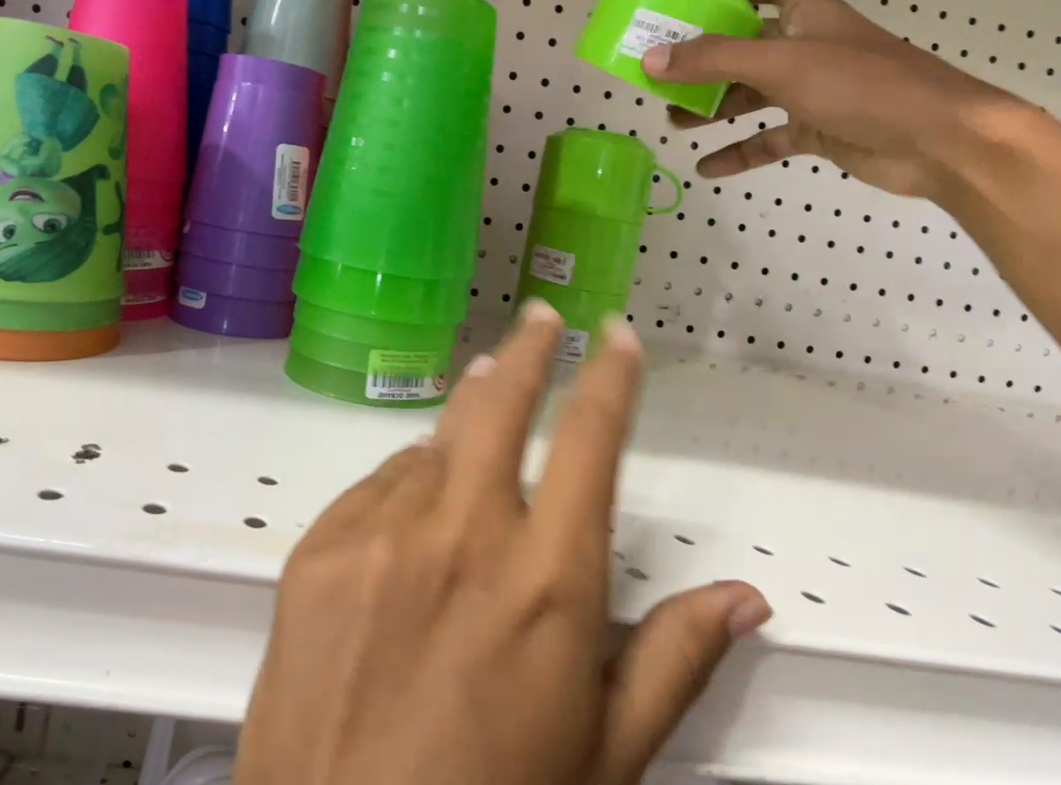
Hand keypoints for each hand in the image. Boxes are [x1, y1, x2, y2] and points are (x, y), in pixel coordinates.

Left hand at [237, 303, 771, 784]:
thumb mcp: (601, 753)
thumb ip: (673, 662)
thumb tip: (743, 599)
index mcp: (548, 582)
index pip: (593, 443)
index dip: (610, 379)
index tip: (616, 338)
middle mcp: (464, 536)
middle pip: (501, 406)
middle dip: (528, 351)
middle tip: (541, 319)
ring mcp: (381, 536)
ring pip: (434, 442)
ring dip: (465, 412)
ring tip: (484, 386)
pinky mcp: (317, 552)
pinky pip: (374, 486)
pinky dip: (404, 476)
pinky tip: (415, 493)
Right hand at [643, 0, 1027, 199]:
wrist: (938, 140)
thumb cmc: (861, 84)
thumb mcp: (780, 64)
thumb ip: (713, 60)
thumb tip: (650, 59)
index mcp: (808, 14)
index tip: (693, 0)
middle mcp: (809, 47)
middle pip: (748, 46)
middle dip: (706, 60)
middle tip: (664, 75)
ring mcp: (816, 91)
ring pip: (754, 94)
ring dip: (716, 107)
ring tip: (674, 121)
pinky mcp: (821, 130)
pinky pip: (771, 138)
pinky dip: (741, 151)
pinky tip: (707, 167)